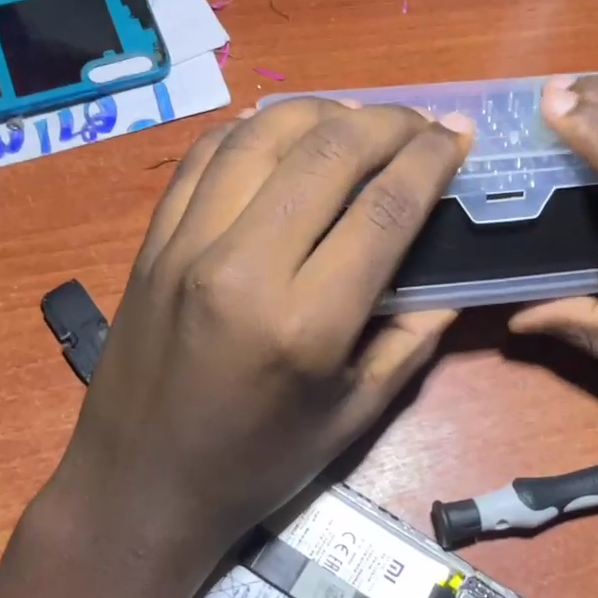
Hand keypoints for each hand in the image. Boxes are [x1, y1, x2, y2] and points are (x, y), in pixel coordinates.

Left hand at [47, 99, 472, 567]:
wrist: (140, 484)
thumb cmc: (257, 464)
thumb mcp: (352, 418)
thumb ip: (409, 342)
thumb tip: (448, 280)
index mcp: (305, 322)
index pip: (383, 207)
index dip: (430, 160)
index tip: (457, 138)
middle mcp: (243, 265)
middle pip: (328, 152)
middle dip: (388, 123)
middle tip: (420, 123)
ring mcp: (187, 244)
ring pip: (263, 135)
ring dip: (323, 112)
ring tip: (359, 120)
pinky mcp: (153, 240)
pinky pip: (206, 156)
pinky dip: (254, 130)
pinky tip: (283, 135)